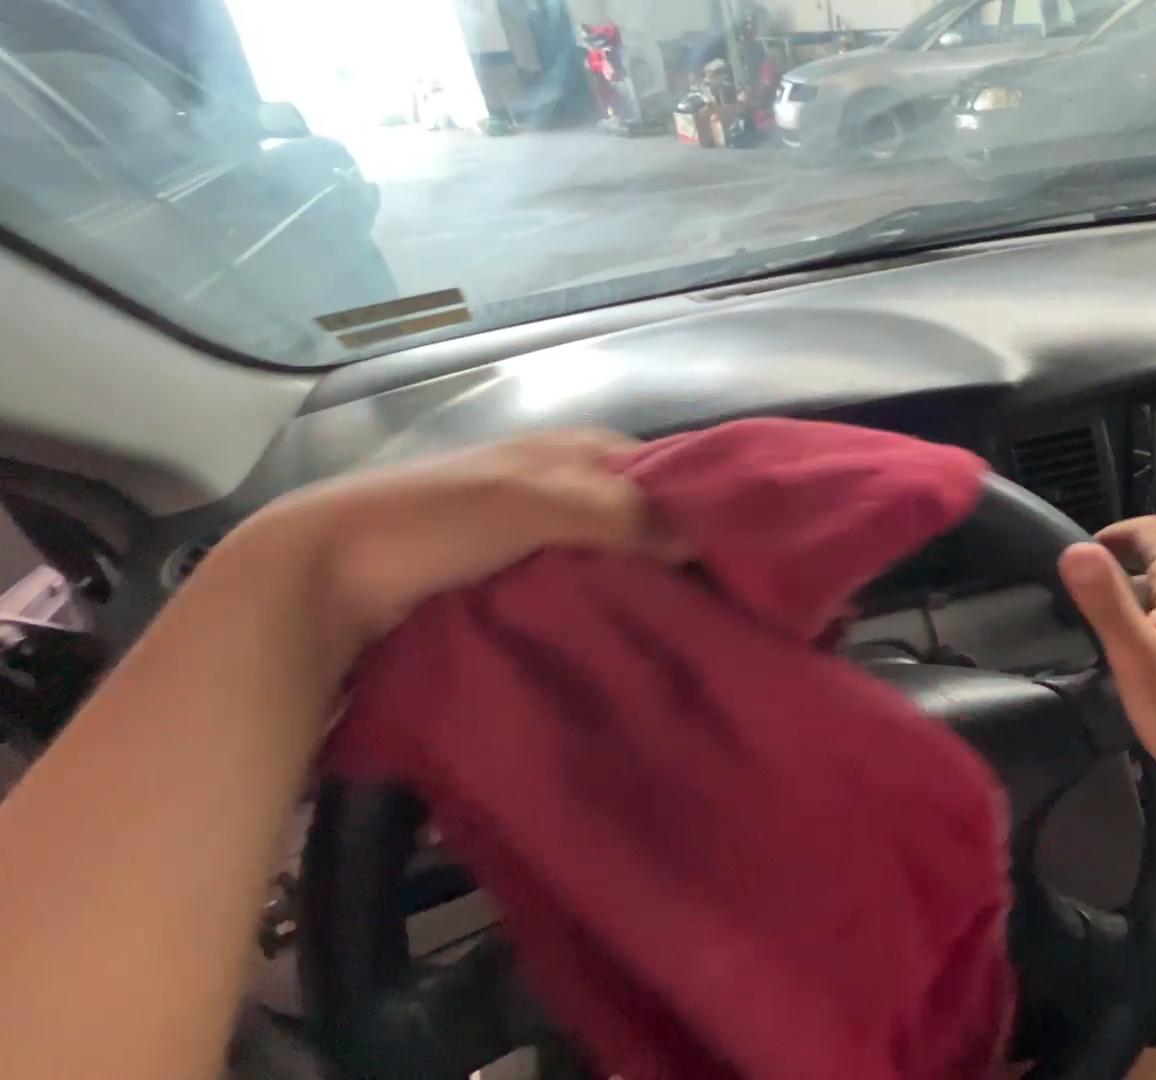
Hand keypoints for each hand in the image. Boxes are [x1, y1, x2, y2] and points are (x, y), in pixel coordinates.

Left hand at [243, 430, 684, 647]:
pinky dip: (613, 597)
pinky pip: (590, 579)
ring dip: (648, 577)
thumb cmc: (437, 519)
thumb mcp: (532, 501)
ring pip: (621, 548)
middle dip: (680, 545)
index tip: (740, 549)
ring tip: (690, 617)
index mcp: (579, 449)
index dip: (702, 500)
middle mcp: (571, 482)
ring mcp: (547, 528)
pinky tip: (635, 626)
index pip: (667, 467)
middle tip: (720, 593)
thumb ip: (617, 512)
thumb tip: (698, 541)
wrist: (327, 572)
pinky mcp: (526, 570)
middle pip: (647, 511)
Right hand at [1058, 516, 1155, 788]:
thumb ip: (1105, 599)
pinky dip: (1152, 617)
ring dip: (1133, 596)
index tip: (1077, 564)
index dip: (1108, 536)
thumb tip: (1074, 549)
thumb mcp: (1136, 655)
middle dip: (1116, 570)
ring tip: (1105, 633)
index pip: (1146, 529)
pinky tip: (1140, 655)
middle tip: (1082, 606)